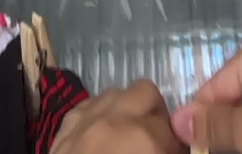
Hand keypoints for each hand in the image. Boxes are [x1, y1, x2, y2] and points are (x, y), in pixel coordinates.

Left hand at [52, 78, 181, 153]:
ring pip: (116, 93)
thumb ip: (164, 148)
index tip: (174, 148)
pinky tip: (100, 135)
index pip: (174, 127)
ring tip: (127, 134)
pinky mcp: (65, 124)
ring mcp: (88, 117)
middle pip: (146, 92)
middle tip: (155, 139)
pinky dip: (98, 115)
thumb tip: (171, 142)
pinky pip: (89, 105)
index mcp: (146, 138)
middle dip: (154, 113)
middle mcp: (118, 117)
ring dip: (125, 110)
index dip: (176, 141)